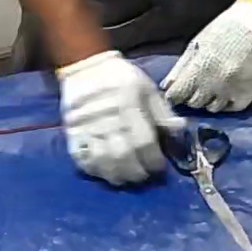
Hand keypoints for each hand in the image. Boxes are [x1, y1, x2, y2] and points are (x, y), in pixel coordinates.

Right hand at [58, 50, 179, 185]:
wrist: (85, 70)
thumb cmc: (120, 79)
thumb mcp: (148, 88)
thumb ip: (162, 112)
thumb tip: (178, 131)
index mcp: (129, 108)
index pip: (143, 143)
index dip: (153, 160)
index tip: (159, 168)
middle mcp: (108, 122)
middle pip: (123, 157)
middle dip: (135, 172)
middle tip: (143, 177)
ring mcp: (87, 131)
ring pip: (102, 162)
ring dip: (115, 176)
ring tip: (124, 180)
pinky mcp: (73, 136)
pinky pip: (82, 160)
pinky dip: (94, 171)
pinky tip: (104, 173)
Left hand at [162, 0, 251, 111]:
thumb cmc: (225, 28)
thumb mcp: (196, 45)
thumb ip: (179, 68)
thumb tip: (165, 87)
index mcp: (198, 70)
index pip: (176, 96)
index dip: (174, 94)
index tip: (177, 90)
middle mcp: (214, 82)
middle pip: (193, 103)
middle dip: (192, 96)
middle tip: (198, 85)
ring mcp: (233, 87)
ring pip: (212, 107)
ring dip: (210, 100)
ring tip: (213, 88)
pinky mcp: (250, 89)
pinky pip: (234, 107)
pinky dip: (228, 104)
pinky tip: (227, 94)